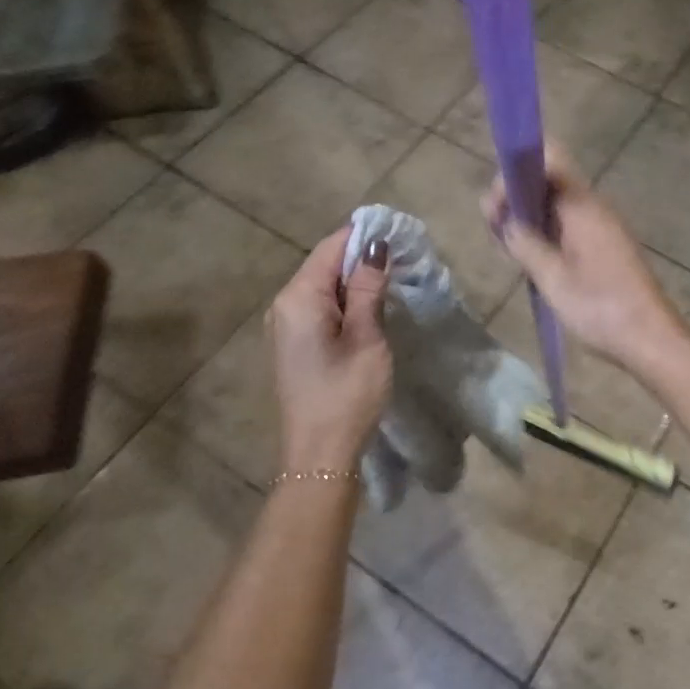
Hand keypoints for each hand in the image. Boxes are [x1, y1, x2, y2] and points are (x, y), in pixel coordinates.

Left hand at [266, 228, 392, 473]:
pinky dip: (346, 301)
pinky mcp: (295, 344)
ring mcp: (286, 326)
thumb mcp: (366, 338)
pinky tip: (371, 307)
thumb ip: (367, 289)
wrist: (320, 455)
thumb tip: (375, 246)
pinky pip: (320, 307)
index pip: (331, 247)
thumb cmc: (347, 395)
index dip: (364, 235)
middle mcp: (284, 304)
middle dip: (361, 257)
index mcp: (298, 298)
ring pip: (324, 286)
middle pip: (325, 264)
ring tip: (395, 278)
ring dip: (356, 280)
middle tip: (405, 257)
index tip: (401, 233)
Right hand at [482, 145, 689, 370]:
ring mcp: (600, 227)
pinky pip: (567, 226)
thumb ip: (525, 243)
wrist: (650, 339)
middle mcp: (593, 207)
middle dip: (515, 199)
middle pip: (547, 182)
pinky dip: (545, 235)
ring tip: (507, 251)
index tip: (495, 207)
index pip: (547, 159)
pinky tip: (529, 262)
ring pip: (555, 207)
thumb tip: (506, 220)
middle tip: (495, 234)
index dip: (515, 172)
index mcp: (582, 205)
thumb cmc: (600, 308)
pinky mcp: (603, 246)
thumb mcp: (552, 278)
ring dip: (528, 220)